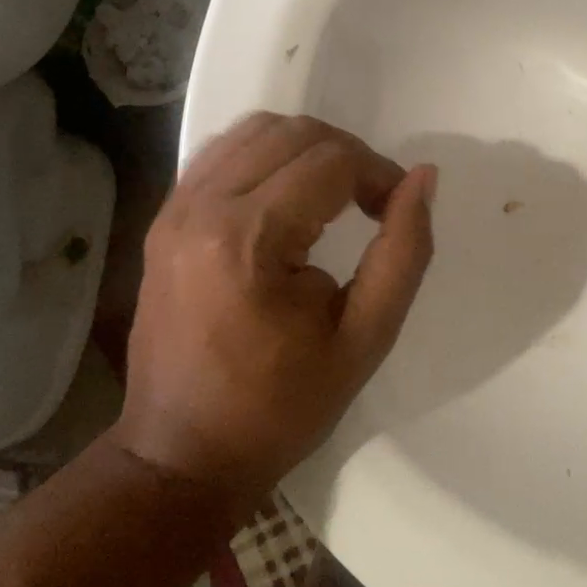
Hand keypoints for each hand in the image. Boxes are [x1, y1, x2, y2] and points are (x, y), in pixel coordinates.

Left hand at [114, 113, 436, 501]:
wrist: (182, 455)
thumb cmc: (280, 408)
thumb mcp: (364, 339)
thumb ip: (403, 252)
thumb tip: (423, 177)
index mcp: (248, 239)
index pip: (331, 161)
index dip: (378, 174)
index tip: (396, 210)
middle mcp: (203, 207)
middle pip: (293, 133)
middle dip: (346, 155)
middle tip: (371, 202)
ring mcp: (175, 209)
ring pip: (254, 131)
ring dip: (305, 149)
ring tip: (331, 197)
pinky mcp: (164, 219)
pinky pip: (221, 153)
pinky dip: (264, 157)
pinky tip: (286, 198)